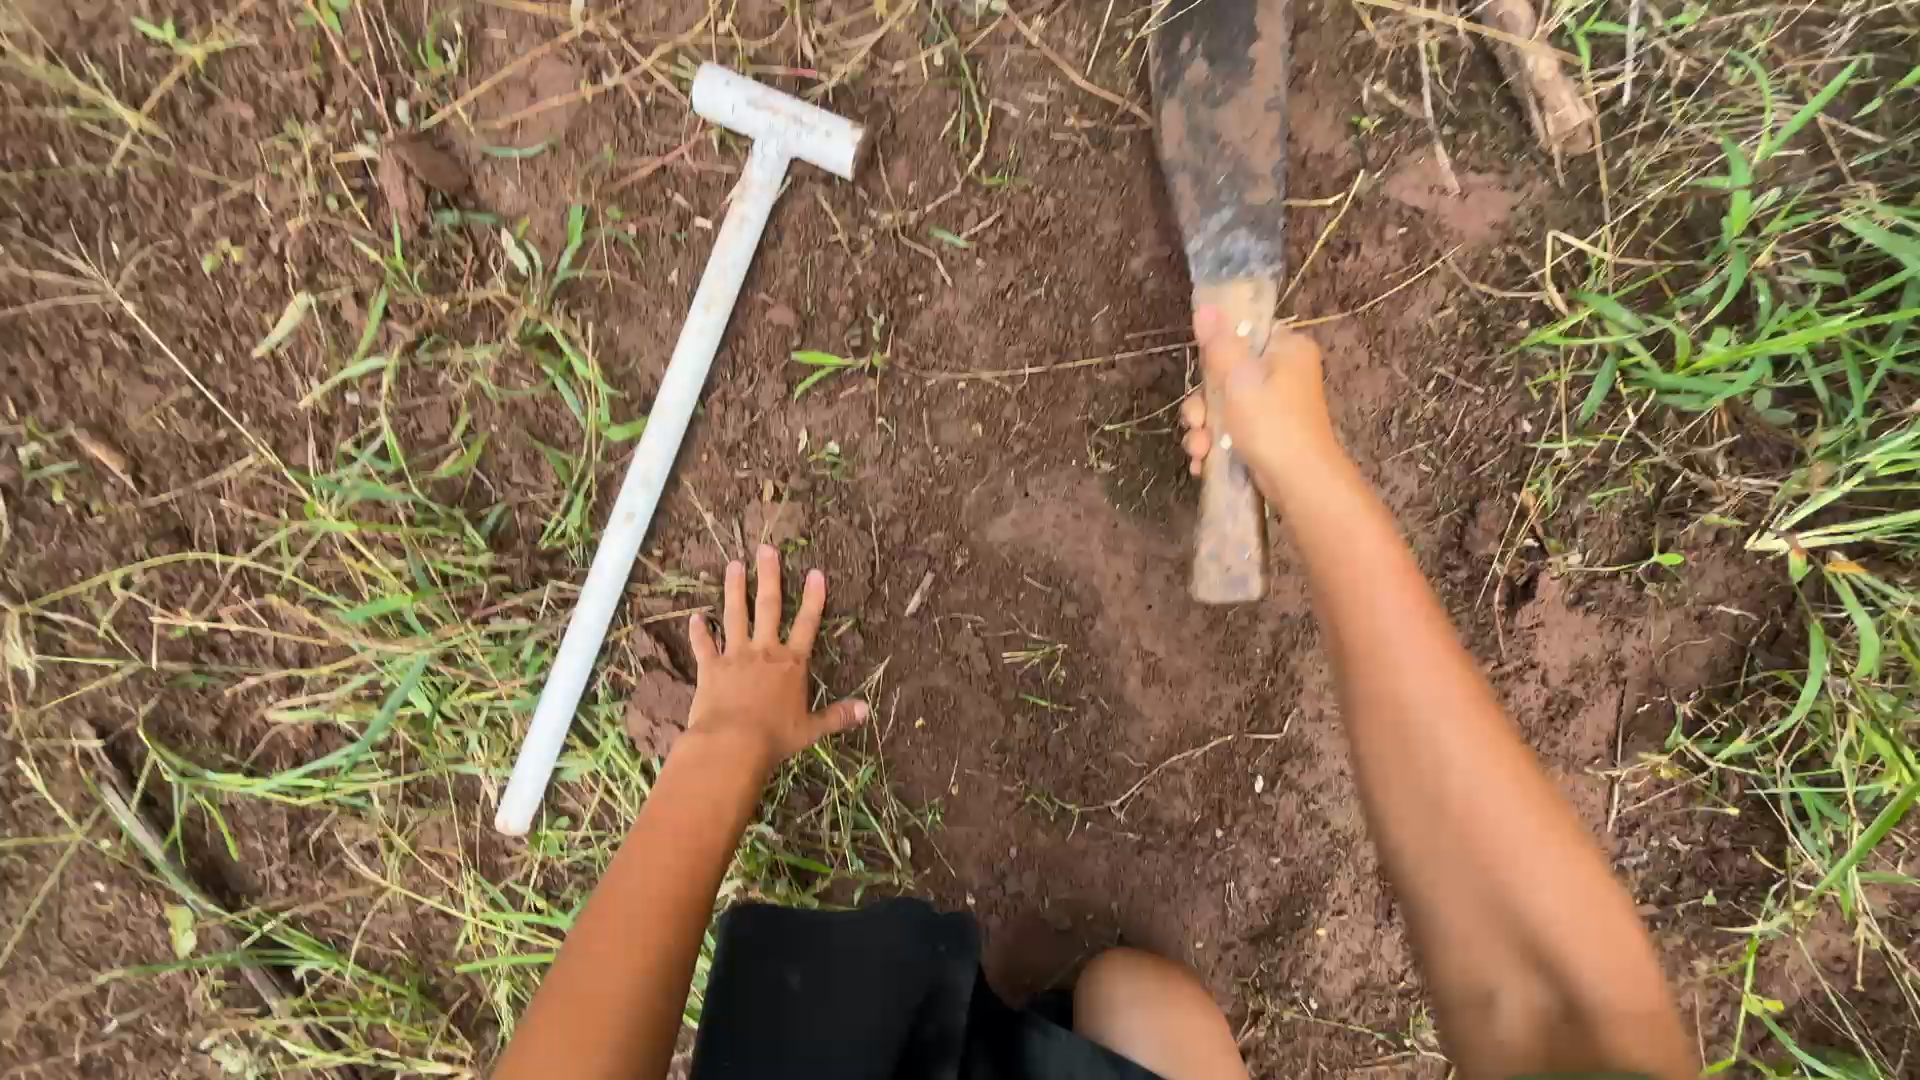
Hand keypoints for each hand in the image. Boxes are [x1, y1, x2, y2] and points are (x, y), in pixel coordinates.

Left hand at [685, 545, 867, 775]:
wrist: (732, 744)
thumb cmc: (775, 737)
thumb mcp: (811, 729)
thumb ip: (837, 716)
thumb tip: (866, 711)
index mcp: (792, 664)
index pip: (807, 624)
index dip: (813, 598)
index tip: (815, 573)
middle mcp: (765, 652)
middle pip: (769, 607)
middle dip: (769, 576)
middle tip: (766, 549)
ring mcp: (735, 656)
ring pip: (735, 616)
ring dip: (735, 590)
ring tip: (733, 565)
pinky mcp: (710, 668)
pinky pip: (704, 646)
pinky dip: (699, 632)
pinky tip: (695, 617)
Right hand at [1178, 306, 1337, 490]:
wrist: (1299, 483)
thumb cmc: (1273, 424)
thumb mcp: (1240, 379)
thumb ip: (1219, 344)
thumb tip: (1204, 306)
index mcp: (1288, 349)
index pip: (1246, 334)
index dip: (1217, 354)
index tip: (1203, 376)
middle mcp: (1284, 373)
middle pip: (1226, 375)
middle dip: (1202, 406)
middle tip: (1197, 423)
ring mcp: (1274, 406)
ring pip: (1222, 407)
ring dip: (1203, 431)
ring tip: (1200, 450)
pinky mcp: (1265, 434)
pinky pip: (1230, 431)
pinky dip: (1214, 446)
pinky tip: (1203, 462)